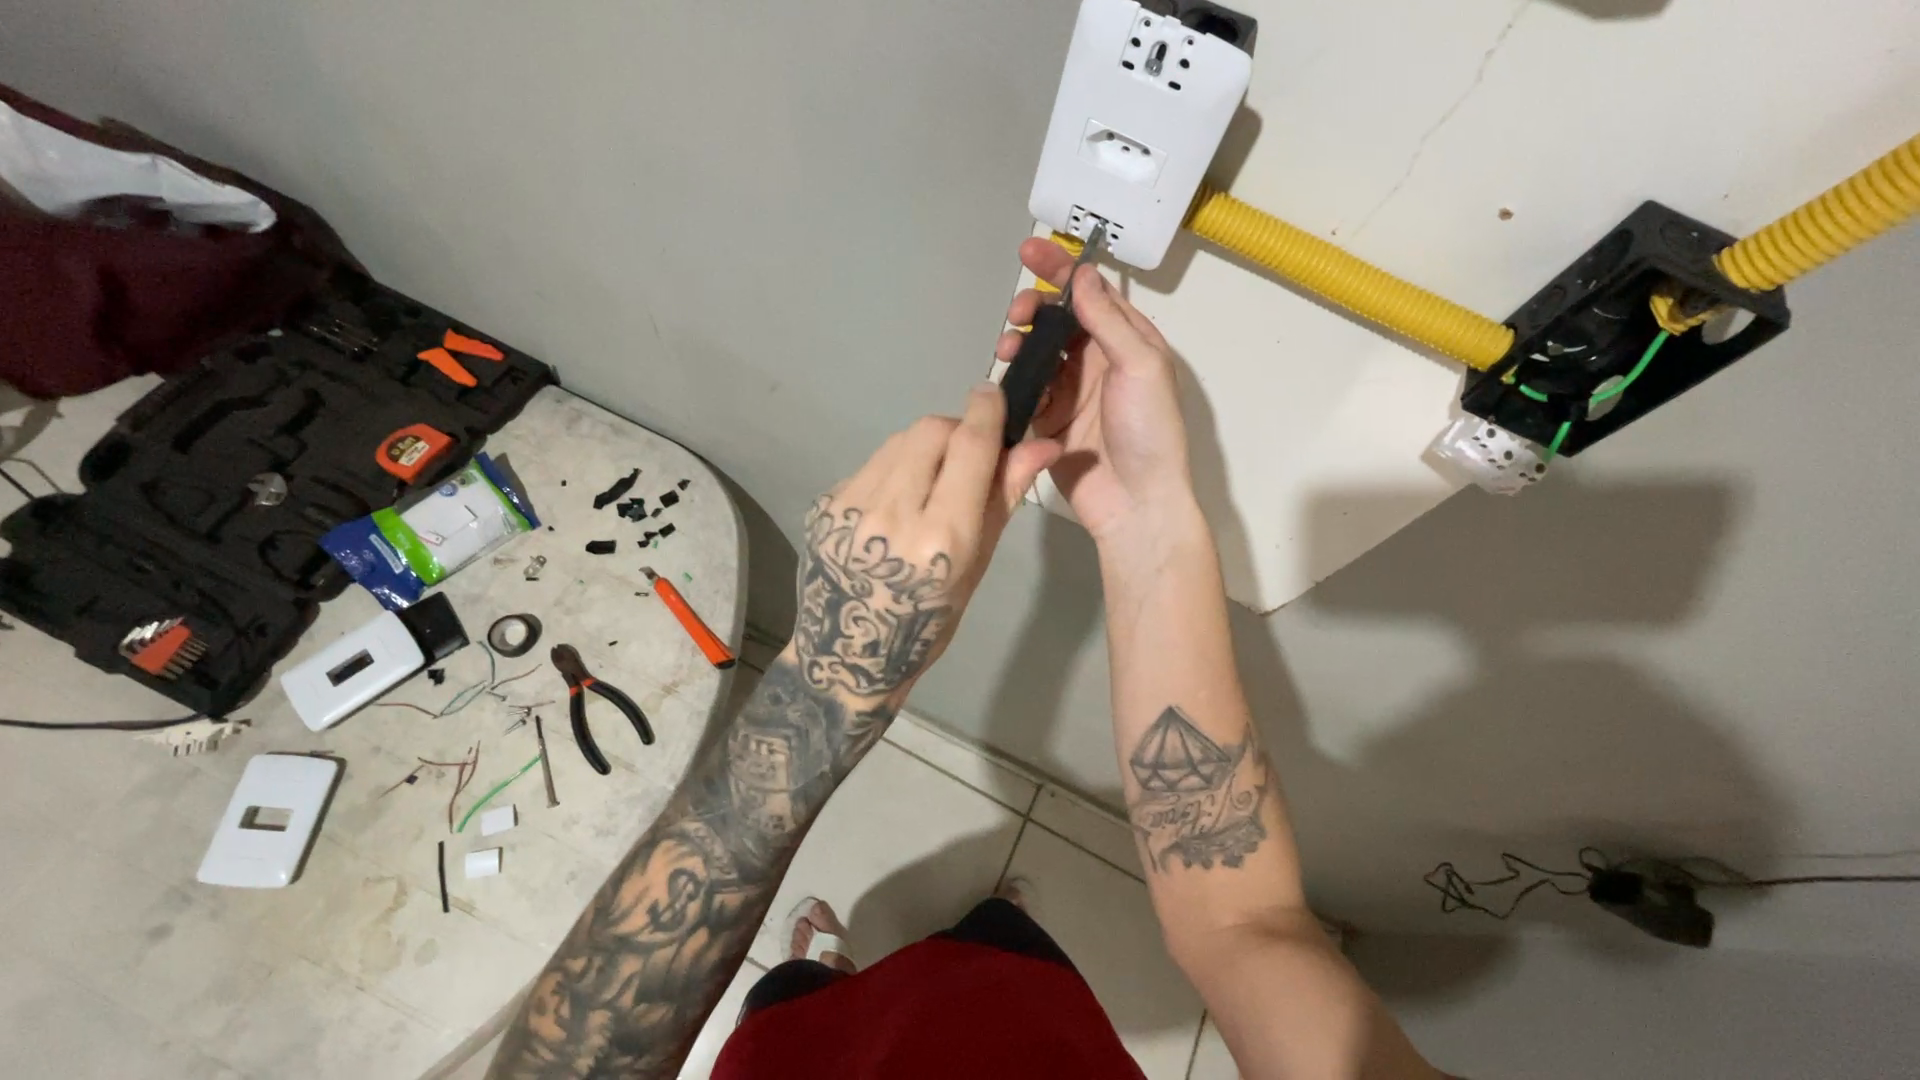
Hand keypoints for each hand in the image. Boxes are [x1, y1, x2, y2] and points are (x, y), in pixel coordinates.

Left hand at [792, 383, 1059, 705]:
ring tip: (930, 484)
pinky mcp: (825, 504)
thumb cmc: (926, 625)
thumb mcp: (974, 567)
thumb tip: (1040, 444)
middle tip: (967, 457)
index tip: (993, 393)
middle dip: (956, 430)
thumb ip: (1003, 498)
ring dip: (925, 447)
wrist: (844, 656)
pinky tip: (896, 505)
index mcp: (941, 539)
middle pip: (931, 430)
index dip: (987, 412)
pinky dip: (894, 470)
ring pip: (898, 440)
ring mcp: (850, 506)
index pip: (971, 448)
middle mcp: (892, 514)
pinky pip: (872, 464)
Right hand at [998, 238, 1194, 539]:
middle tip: (1017, 315)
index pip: (1092, 293)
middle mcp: (1098, 361)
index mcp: (1128, 341)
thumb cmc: (1148, 430)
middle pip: (1058, 320)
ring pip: (1037, 352)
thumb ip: (1108, 321)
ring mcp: (1070, 392)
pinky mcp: (1048, 421)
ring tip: (1008, 348)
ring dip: (1020, 341)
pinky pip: (1026, 389)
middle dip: (1033, 308)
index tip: (1029, 251)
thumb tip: (1082, 275)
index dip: (1061, 269)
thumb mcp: (1139, 366)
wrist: (1134, 502)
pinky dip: (1014, 378)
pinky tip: (1007, 378)